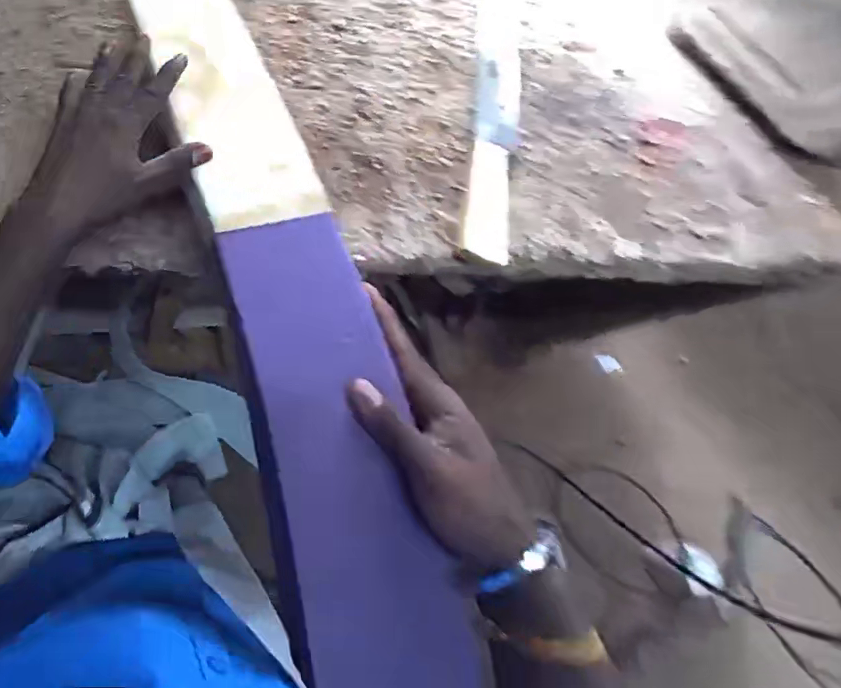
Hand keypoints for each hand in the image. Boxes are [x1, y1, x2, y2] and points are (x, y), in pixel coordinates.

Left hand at [16, 38, 210, 245]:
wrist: (54, 205)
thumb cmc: (102, 197)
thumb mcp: (144, 184)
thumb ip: (175, 164)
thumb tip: (209, 149)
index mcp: (127, 124)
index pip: (153, 93)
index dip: (168, 74)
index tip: (180, 55)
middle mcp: (105, 111)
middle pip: (124, 78)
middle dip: (136, 57)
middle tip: (144, 35)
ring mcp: (81, 114)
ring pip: (97, 79)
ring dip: (106, 60)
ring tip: (112, 41)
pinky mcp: (62, 123)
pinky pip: (70, 94)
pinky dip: (74, 82)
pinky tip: (74, 74)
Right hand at [347, 284, 532, 573]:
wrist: (503, 553)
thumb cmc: (470, 505)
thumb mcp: (429, 467)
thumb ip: (393, 426)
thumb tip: (354, 382)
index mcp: (439, 401)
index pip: (405, 352)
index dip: (385, 320)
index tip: (365, 287)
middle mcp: (434, 406)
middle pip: (398, 363)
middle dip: (372, 335)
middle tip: (340, 313)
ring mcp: (431, 427)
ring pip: (394, 388)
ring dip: (370, 366)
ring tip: (338, 348)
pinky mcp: (424, 447)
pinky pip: (393, 413)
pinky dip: (373, 400)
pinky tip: (353, 402)